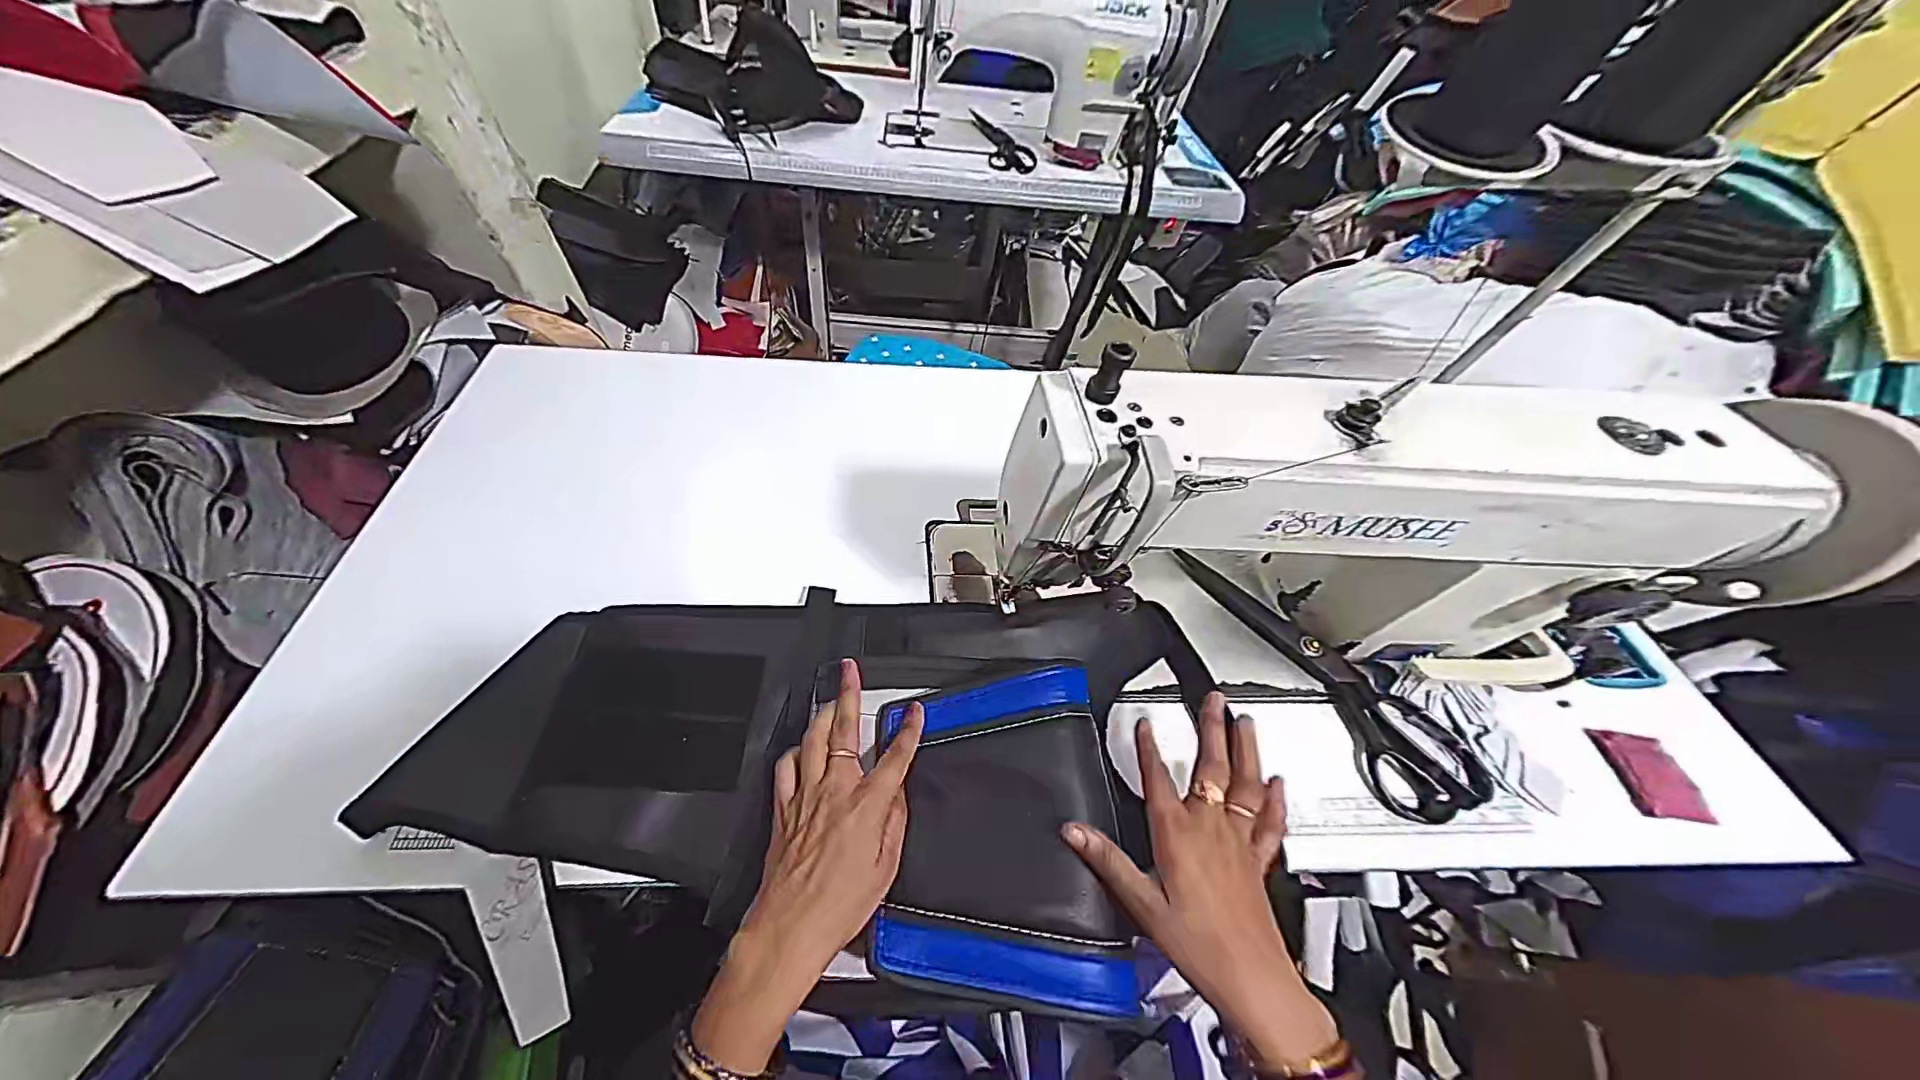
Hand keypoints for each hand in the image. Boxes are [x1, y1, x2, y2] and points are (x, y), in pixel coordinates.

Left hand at [692, 659, 923, 1072]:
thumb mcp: (885, 868)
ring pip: (811, 740)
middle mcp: (833, 793)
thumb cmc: (838, 906)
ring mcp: (805, 797)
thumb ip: (895, 823)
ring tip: (829, 701)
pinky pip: (786, 767)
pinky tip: (801, 748)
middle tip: (851, 673)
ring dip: (821, 715)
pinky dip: (795, 751)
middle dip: (849, 695)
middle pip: (843, 731)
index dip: (908, 731)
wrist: (789, 928)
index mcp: (866, 807)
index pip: (894, 756)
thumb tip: (897, 796)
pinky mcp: (782, 809)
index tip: (915, 713)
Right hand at [1063, 692, 1339, 1072]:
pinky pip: (1270, 822)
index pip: (1158, 777)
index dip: (1148, 747)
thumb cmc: (1198, 943)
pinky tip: (1277, 782)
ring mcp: (1239, 842)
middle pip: (1211, 767)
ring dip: (1246, 750)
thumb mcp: (1140, 903)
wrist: (1251, 977)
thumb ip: (1106, 860)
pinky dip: (1275, 799)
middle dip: (1211, 729)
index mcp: (1177, 834)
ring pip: (1245, 784)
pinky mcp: (1260, 861)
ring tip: (1245, 723)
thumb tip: (1075, 832)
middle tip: (1213, 700)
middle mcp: (1211, 829)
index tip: (1144, 723)